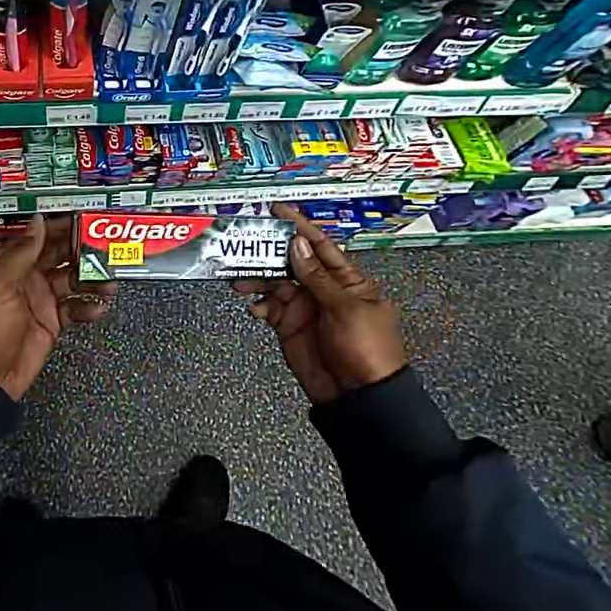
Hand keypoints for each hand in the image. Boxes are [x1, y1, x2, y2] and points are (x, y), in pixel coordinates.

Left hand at [0, 214, 113, 400]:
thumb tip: (37, 223)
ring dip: (91, 280)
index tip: (83, 222)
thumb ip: (20, 253)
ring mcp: (39, 300)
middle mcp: (25, 279)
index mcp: (8, 265)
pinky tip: (98, 308)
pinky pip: (75, 308)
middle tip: (104, 249)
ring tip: (108, 283)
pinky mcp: (50, 322)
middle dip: (82, 252)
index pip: (38, 238)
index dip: (60, 229)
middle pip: (59, 257)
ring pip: (72, 281)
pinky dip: (88, 307)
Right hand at [237, 203, 406, 403]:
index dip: (298, 226)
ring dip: (257, 278)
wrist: (359, 399)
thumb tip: (298, 246)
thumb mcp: (344, 308)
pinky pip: (269, 307)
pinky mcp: (290, 326)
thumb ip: (316, 277)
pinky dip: (259, 304)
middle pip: (291, 261)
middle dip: (269, 252)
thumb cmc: (368, 351)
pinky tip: (254, 306)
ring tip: (241, 278)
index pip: (318, 244)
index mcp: (344, 279)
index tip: (277, 211)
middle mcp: (323, 289)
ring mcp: (305, 308)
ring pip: (275, 282)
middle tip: (247, 245)